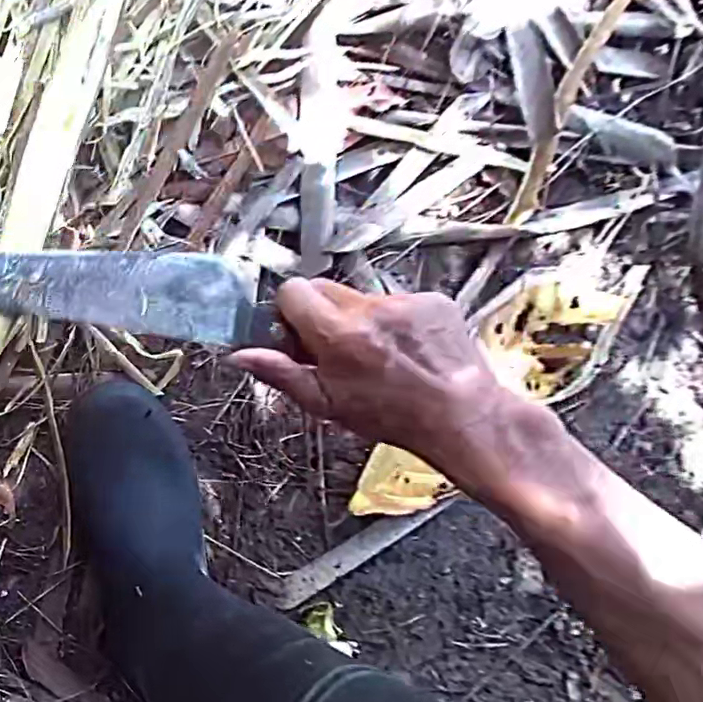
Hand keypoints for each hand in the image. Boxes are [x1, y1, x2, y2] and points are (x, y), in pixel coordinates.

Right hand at [229, 278, 526, 469]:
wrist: (462, 415)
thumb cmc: (390, 414)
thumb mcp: (322, 402)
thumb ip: (278, 372)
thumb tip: (239, 356)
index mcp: (339, 334)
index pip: (294, 290)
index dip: (287, 310)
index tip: (294, 334)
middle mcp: (371, 310)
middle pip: (322, 286)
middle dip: (315, 311)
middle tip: (326, 345)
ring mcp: (405, 302)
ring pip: (357, 295)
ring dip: (352, 317)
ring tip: (370, 352)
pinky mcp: (433, 299)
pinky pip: (392, 299)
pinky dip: (387, 319)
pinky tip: (397, 347)